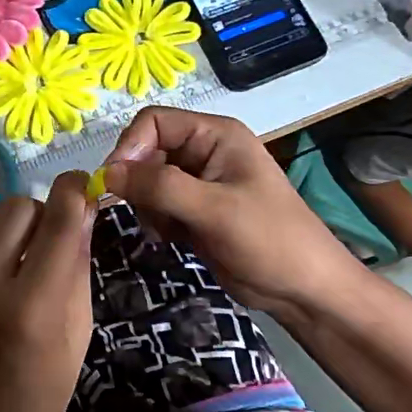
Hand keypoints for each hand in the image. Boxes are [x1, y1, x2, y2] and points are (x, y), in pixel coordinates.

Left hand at [0, 172, 94, 411]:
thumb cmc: (41, 392)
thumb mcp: (77, 330)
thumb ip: (78, 262)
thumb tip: (84, 204)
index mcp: (32, 307)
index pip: (57, 220)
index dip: (72, 191)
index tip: (79, 183)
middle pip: (16, 207)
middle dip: (38, 215)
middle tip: (42, 243)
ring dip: (3, 226)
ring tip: (8, 259)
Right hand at [102, 107, 353, 315]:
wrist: (303, 289)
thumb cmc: (269, 239)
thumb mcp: (214, 209)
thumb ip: (161, 186)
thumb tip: (107, 173)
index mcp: (216, 135)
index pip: (154, 122)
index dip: (130, 147)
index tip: (114, 183)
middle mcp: (205, 151)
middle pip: (148, 151)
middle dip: (139, 182)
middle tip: (147, 214)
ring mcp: (200, 182)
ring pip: (148, 180)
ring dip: (147, 205)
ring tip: (165, 231)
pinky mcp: (196, 211)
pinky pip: (159, 205)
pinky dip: (156, 221)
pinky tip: (171, 240)